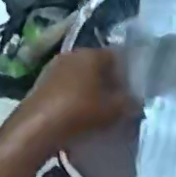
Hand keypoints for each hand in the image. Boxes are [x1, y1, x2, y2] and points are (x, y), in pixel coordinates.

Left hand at [11, 48, 135, 146]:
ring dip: (89, 87)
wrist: (40, 123)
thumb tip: (135, 100)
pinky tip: (78, 110)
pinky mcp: (43, 79)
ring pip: (80, 73)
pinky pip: (66, 83)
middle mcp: (72, 53)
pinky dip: (74, 92)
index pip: (114, 56)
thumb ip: (128, 103)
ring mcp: (55, 64)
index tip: (131, 90)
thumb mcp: (113, 110)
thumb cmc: (81, 110)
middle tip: (116, 100)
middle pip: (96, 64)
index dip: (125, 72)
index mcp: (90, 54)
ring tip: (98, 107)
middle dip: (107, 80)